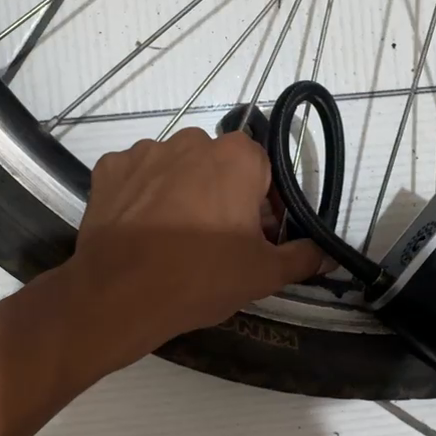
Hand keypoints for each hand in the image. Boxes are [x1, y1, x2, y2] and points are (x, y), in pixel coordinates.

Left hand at [64, 128, 325, 357]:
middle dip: (223, 196)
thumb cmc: (202, 277)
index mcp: (237, 156)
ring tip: (174, 240)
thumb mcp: (264, 274)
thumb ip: (302, 257)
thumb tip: (327, 255)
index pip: (265, 171)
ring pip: (176, 170)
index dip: (266, 206)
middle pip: (218, 167)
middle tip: (217, 243)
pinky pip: (136, 179)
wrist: (119, 294)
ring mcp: (145, 152)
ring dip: (182, 194)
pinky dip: (142, 198)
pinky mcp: (108, 170)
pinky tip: (142, 232)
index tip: (258, 237)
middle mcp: (191, 141)